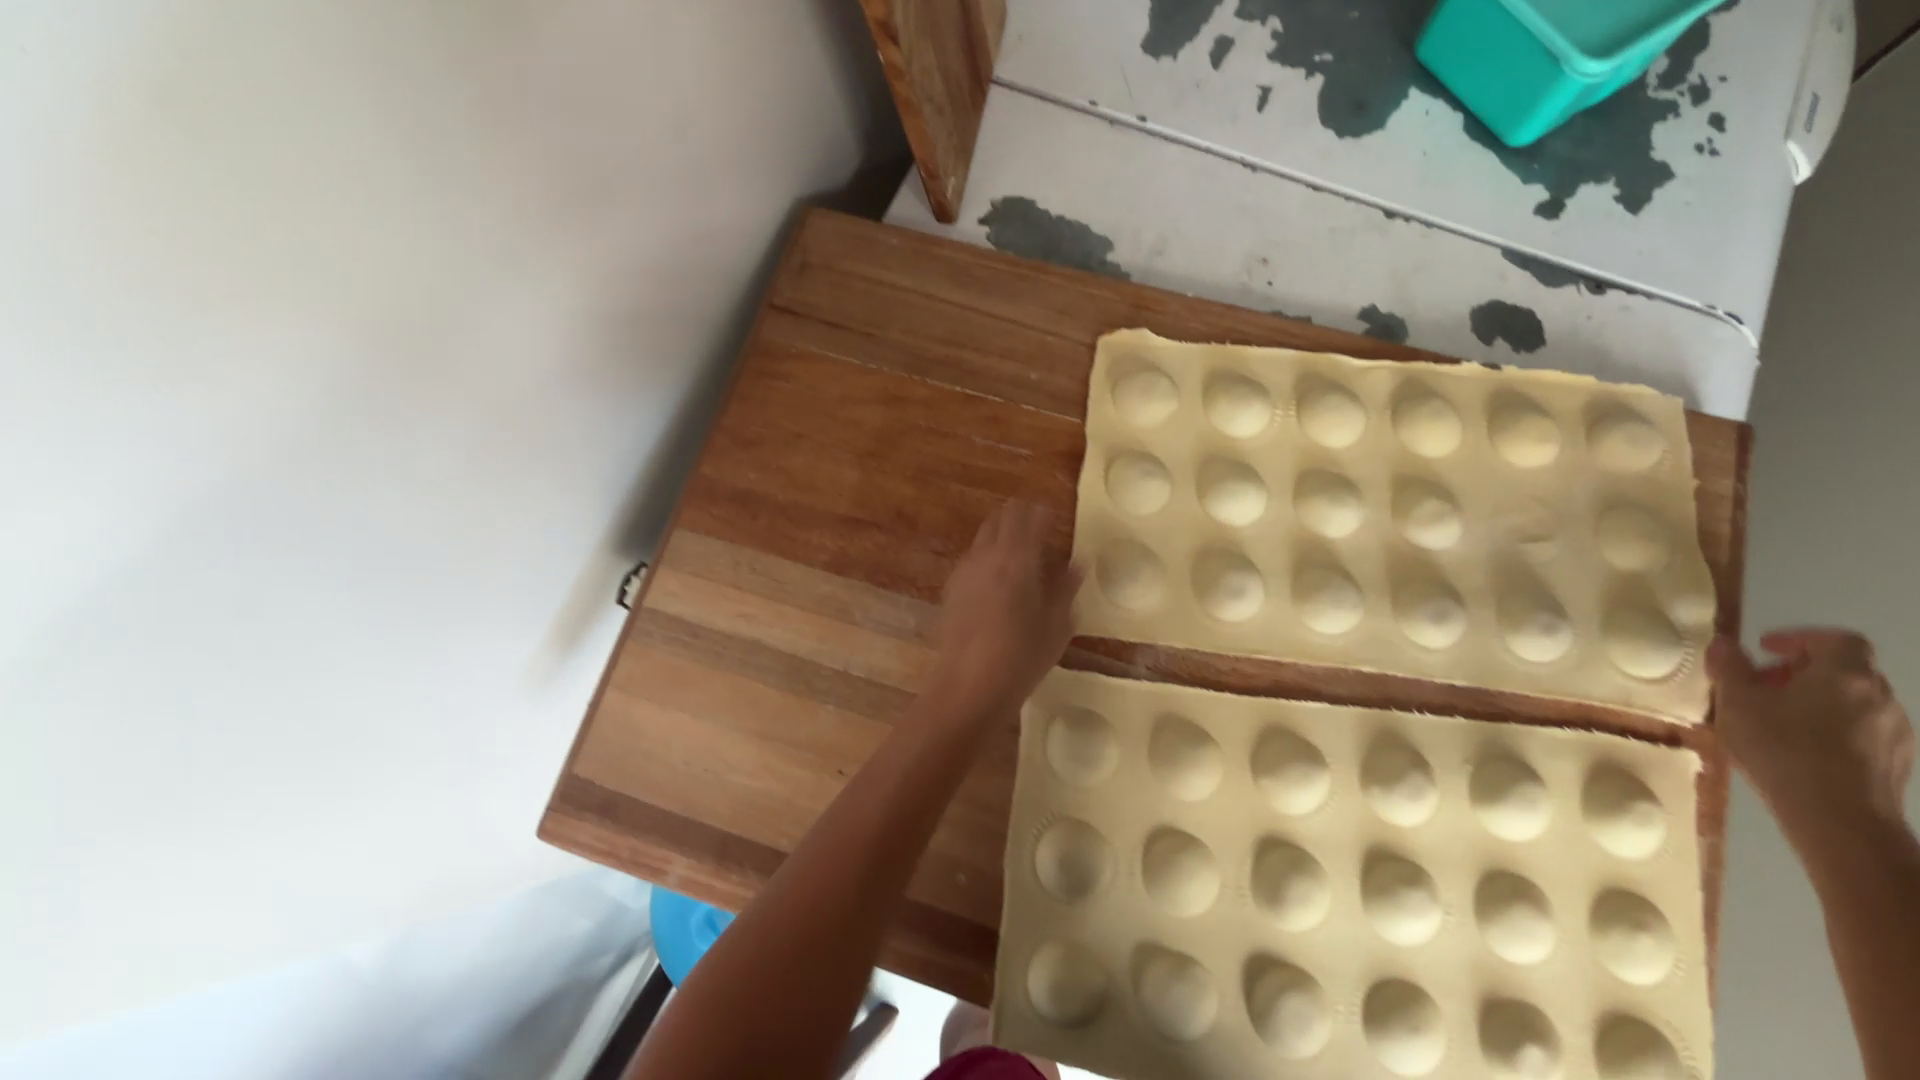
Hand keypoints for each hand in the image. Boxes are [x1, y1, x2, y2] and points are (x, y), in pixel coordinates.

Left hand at [927, 501, 1084, 718]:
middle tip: (1037, 526)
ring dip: (1001, 535)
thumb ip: (1066, 588)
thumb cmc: (1022, 657)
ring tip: (1019, 552)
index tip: (1054, 514)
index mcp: (1018, 559)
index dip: (1042, 512)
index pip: (1029, 517)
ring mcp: (965, 572)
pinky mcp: (950, 590)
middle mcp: (987, 556)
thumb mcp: (1057, 625)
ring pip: (983, 538)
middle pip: (1001, 519)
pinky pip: (972, 560)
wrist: (968, 686)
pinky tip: (996, 578)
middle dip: (1019, 517)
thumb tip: (1078, 562)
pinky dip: (987, 557)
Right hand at [1709, 629, 1914, 846]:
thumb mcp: (1736, 704)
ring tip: (1779, 722)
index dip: (1801, 638)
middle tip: (1763, 687)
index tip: (1766, 648)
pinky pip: (1863, 731)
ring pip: (1853, 702)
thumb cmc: (1782, 750)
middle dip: (1802, 672)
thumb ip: (1730, 668)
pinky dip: (1834, 728)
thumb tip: (1724, 643)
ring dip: (1818, 701)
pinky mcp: (1897, 761)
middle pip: (1845, 670)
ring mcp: (1895, 730)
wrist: (1839, 819)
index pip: (1837, 639)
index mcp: (1845, 674)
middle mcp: (1880, 696)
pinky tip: (1805, 751)